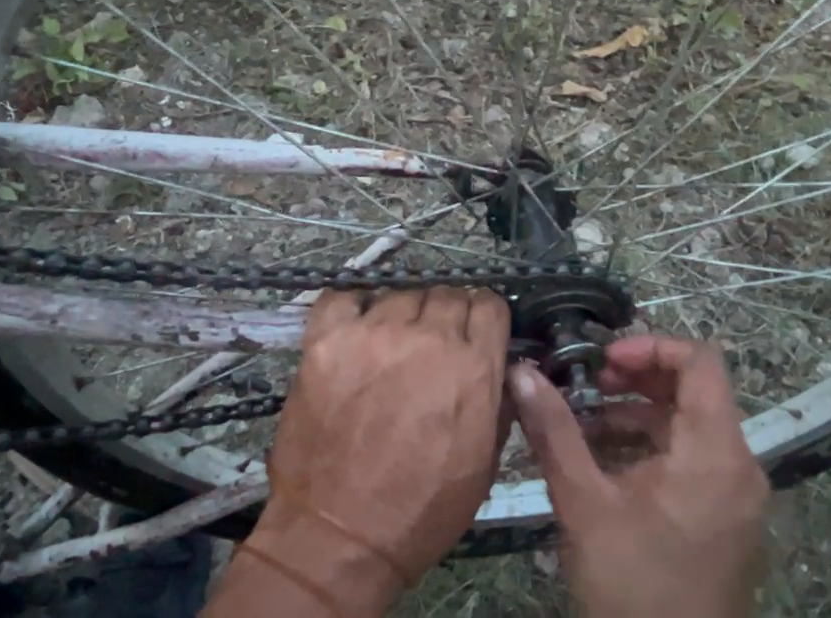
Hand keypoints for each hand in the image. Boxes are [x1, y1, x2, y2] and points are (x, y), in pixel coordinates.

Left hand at [205, 287, 510, 617]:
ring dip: (402, 315)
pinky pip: (344, 297)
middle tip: (432, 347)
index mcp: (472, 367)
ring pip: (398, 295)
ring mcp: (371, 334)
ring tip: (391, 346)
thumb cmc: (421, 511)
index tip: (475, 332)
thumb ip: (499, 402)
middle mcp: (426, 338)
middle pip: (445, 295)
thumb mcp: (484, 463)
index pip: (488, 304)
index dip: (484, 317)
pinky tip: (355, 332)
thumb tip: (505, 364)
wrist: (337, 536)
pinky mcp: (325, 340)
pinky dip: (353, 308)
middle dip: (445, 317)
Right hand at [510, 335, 771, 617]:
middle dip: (640, 377)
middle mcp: (740, 465)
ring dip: (643, 412)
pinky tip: (611, 463)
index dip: (650, 345)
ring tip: (588, 424)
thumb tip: (521, 372)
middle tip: (590, 384)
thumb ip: (554, 431)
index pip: (701, 361)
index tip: (603, 359)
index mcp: (715, 452)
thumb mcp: (584, 503)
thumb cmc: (631, 584)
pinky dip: (658, 445)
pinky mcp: (730, 519)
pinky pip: (699, 458)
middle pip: (698, 390)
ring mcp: (740, 496)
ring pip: (695, 424)